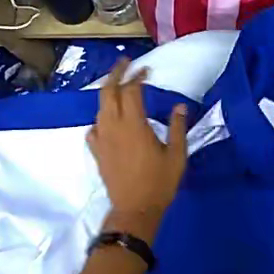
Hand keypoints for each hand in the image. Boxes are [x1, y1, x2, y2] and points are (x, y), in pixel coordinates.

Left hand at [86, 60, 188, 240]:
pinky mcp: (96, 151)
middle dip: (116, 74)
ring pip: (99, 107)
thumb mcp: (177, 155)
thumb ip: (177, 128)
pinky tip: (108, 119)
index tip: (146, 70)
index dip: (138, 77)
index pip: (131, 91)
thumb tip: (179, 106)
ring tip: (117, 85)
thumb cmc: (159, 183)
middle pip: (108, 91)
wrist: (134, 210)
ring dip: (108, 92)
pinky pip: (94, 127)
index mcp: (134, 124)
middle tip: (124, 63)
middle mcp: (113, 126)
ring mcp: (101, 138)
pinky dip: (101, 117)